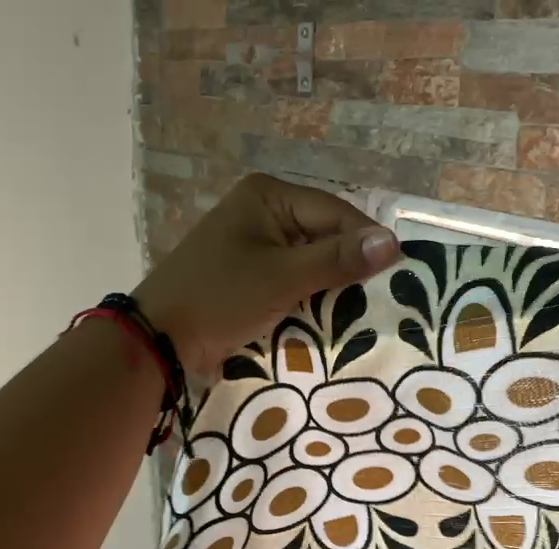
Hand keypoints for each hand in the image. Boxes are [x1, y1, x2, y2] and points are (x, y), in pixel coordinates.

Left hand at [133, 173, 400, 380]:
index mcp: (268, 197)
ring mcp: (254, 248)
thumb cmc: (219, 299)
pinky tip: (324, 322)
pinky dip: (307, 303)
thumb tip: (393, 242)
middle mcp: (262, 214)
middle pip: (324, 238)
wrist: (159, 340)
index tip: (399, 278)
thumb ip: (337, 261)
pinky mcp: (248, 279)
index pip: (335, 214)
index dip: (366, 244)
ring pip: (310, 265)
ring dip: (329, 291)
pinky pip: (291, 284)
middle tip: (380, 302)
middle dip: (348, 271)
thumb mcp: (282, 278)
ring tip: (357, 316)